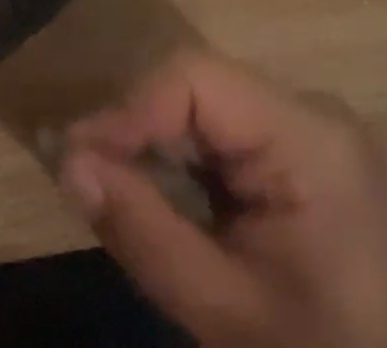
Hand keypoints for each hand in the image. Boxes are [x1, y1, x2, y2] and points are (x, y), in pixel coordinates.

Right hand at [58, 52, 386, 347]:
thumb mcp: (225, 307)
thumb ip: (141, 228)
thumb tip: (64, 160)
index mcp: (309, 138)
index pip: (192, 79)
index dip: (125, 111)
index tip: (74, 161)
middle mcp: (317, 118)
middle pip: (199, 92)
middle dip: (138, 136)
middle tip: (90, 186)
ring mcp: (322, 141)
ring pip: (209, 117)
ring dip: (161, 155)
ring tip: (125, 203)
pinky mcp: (319, 167)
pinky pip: (234, 143)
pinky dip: (192, 172)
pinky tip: (178, 216)